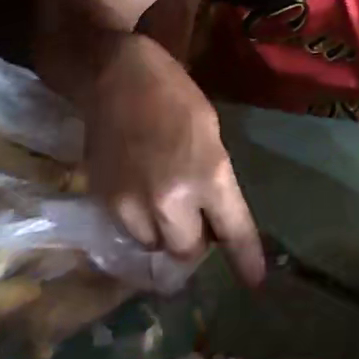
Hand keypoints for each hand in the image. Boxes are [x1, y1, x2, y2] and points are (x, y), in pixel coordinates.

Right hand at [84, 38, 265, 284]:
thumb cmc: (174, 96)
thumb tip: (213, 216)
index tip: (255, 281)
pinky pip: (128, 230)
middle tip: (198, 221)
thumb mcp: (210, 132)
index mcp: (209, 175)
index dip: (246, 259)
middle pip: (187, 252)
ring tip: (165, 204)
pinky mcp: (104, 202)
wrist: (116, 77)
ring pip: (155, 246)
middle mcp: (171, 199)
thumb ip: (214, 178)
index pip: (233, 231)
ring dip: (166, 234)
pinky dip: (140, 222)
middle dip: (196, 243)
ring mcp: (133, 204)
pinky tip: (141, 194)